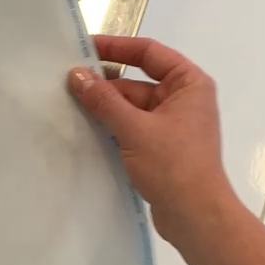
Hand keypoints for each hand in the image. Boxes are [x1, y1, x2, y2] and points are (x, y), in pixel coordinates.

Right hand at [68, 35, 244, 244]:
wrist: (196, 216)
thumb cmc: (174, 166)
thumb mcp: (135, 129)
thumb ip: (104, 101)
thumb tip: (77, 75)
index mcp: (188, 84)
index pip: (149, 53)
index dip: (117, 48)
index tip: (85, 48)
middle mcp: (183, 100)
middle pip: (137, 82)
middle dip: (106, 84)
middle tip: (69, 84)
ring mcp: (172, 126)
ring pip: (132, 108)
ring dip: (106, 109)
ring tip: (70, 106)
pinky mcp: (161, 149)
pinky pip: (133, 130)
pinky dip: (113, 129)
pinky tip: (87, 131)